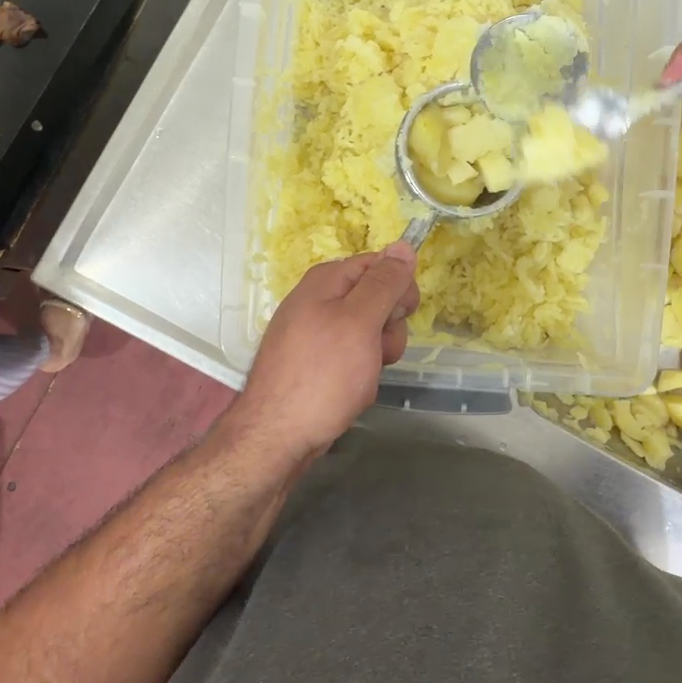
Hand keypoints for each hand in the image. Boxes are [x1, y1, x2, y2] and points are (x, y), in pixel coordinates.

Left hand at [229, 243, 420, 458]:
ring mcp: (315, 334)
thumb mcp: (360, 322)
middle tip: (375, 351)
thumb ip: (383, 283)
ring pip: (369, 334)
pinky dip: (360, 375)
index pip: (380, 265)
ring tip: (360, 378)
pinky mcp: (315, 363)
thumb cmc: (322, 376)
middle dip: (387, 329)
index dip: (398, 290)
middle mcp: (318, 301)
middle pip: (377, 300)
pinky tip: (351, 392)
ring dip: (376, 357)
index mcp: (326, 281)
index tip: (400, 316)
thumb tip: (403, 245)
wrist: (278, 437)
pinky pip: (353, 358)